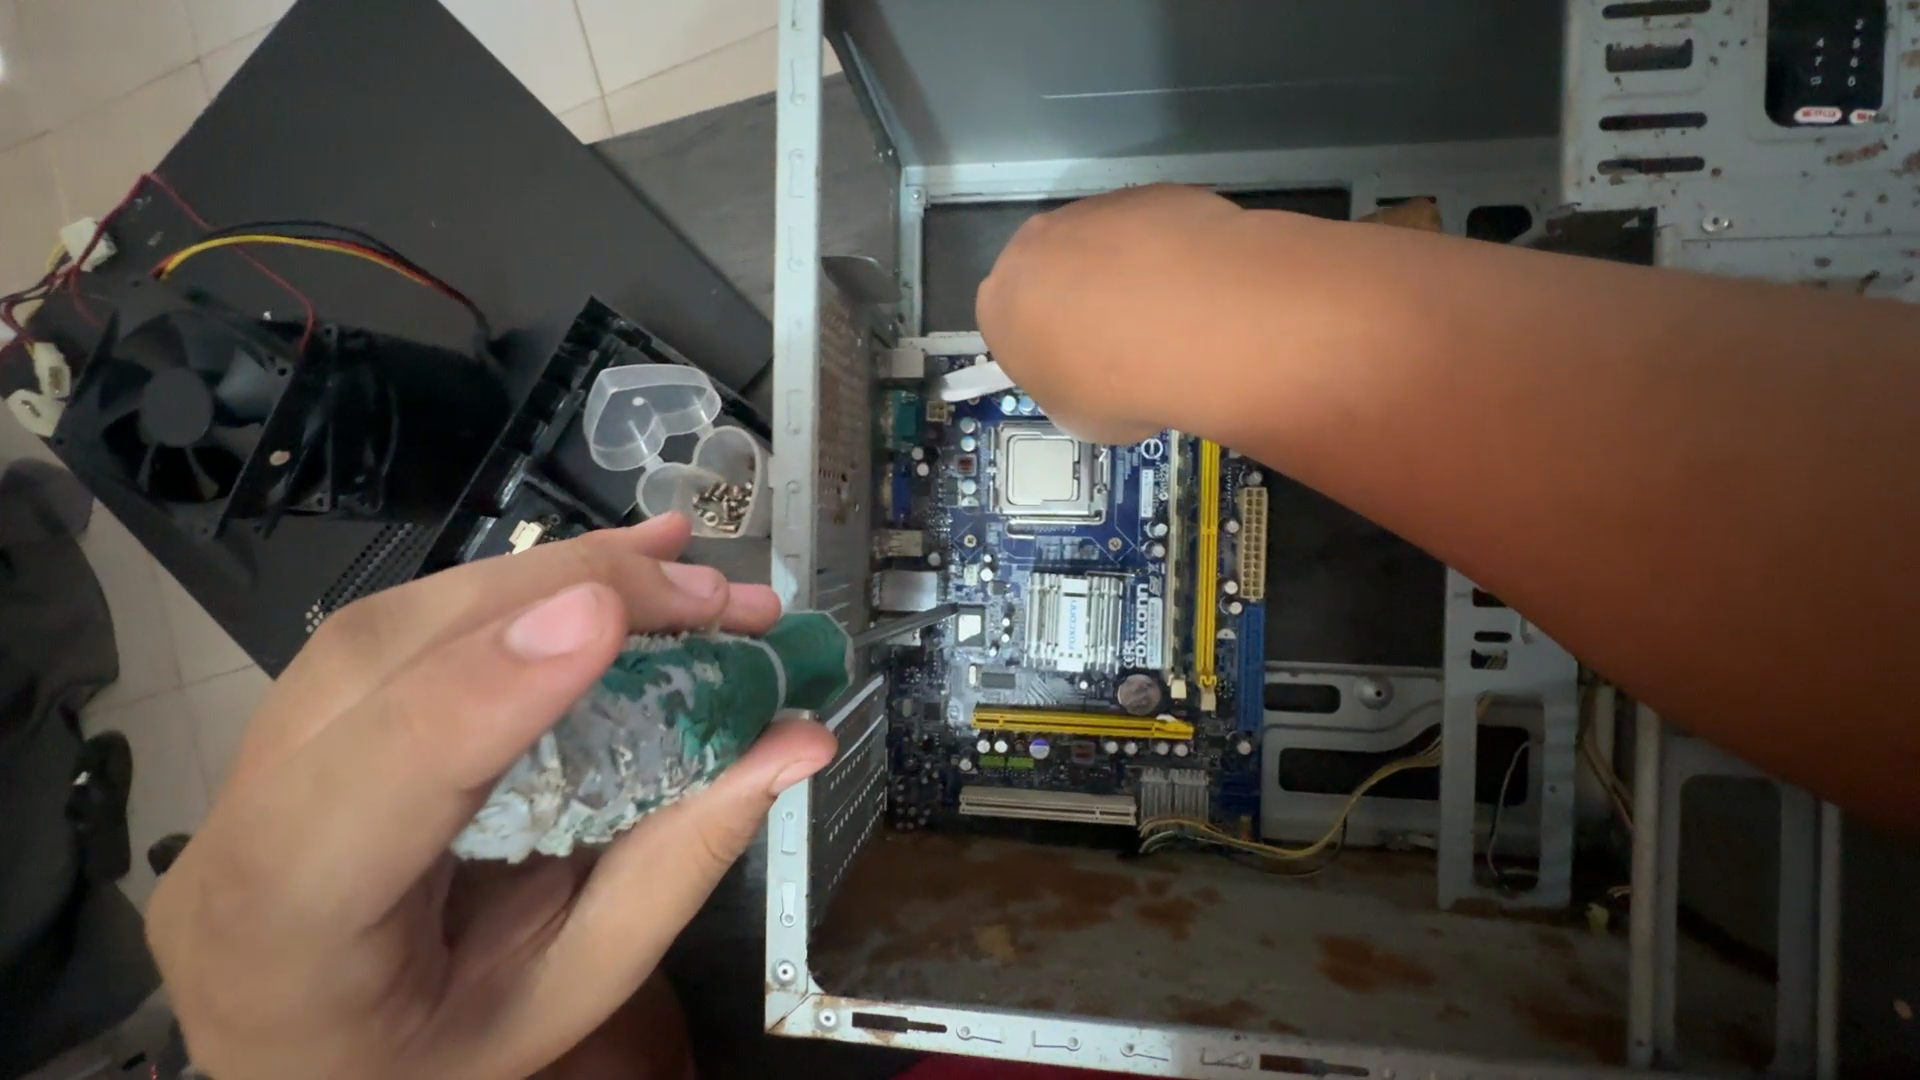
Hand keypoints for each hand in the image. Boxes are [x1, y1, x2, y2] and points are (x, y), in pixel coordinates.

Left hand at [145, 514, 838, 1079]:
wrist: (322, 1048)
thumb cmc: (450, 1041)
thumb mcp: (579, 979)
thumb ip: (685, 858)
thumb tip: (801, 740)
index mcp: (291, 938)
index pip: (367, 796)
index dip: (486, 692)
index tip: (610, 616)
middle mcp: (248, 818)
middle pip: (394, 657)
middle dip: (569, 594)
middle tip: (713, 595)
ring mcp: (269, 743)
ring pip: (410, 610)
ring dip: (561, 569)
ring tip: (685, 565)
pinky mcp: (319, 701)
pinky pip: (423, 611)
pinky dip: (532, 574)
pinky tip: (617, 559)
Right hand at [975, 184, 1243, 443]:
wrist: (1191, 325)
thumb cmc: (1113, 390)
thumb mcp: (1076, 417)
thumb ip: (1068, 389)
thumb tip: (1091, 380)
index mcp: (999, 305)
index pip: (1010, 326)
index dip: (1045, 349)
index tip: (1077, 370)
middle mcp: (1032, 247)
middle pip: (1049, 274)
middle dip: (1077, 303)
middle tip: (1119, 343)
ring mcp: (1091, 211)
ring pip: (1100, 247)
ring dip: (1123, 276)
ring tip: (1165, 319)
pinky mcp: (1146, 193)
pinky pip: (1148, 231)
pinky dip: (1164, 255)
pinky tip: (1192, 290)